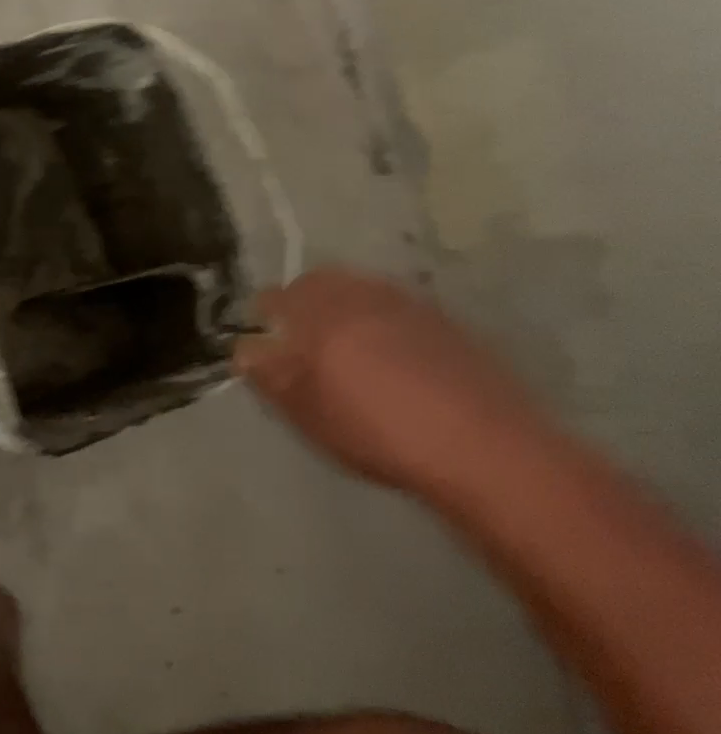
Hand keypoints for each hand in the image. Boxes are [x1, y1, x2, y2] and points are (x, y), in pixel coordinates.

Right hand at [236, 267, 550, 490]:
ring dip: (346, 312)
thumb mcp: (304, 410)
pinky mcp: (452, 327)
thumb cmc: (376, 429)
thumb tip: (246, 349)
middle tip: (299, 341)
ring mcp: (413, 308)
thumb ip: (268, 373)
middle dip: (304, 303)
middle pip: (322, 283)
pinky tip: (390, 363)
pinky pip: (400, 312)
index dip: (261, 316)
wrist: (487, 450)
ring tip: (345, 352)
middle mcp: (365, 297)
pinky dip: (384, 326)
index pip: (274, 298)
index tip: (260, 342)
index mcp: (322, 313)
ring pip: (364, 293)